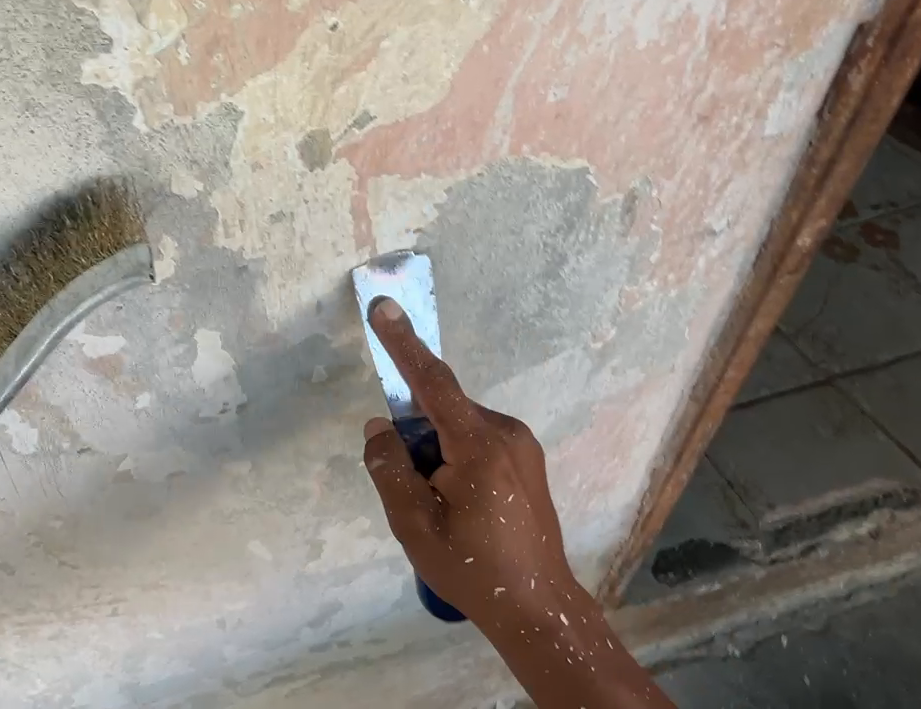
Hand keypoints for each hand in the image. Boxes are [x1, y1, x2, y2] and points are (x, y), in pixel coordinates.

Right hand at [362, 297, 672, 708]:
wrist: (540, 612)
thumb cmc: (473, 568)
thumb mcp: (413, 523)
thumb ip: (389, 467)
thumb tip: (380, 427)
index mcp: (479, 445)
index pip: (433, 381)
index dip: (404, 344)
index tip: (385, 307)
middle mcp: (506, 433)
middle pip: (441, 409)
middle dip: (416, 435)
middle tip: (414, 490)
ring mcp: (521, 445)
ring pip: (457, 426)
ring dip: (435, 450)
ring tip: (441, 507)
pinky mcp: (526, 460)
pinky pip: (475, 439)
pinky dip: (453, 457)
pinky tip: (458, 503)